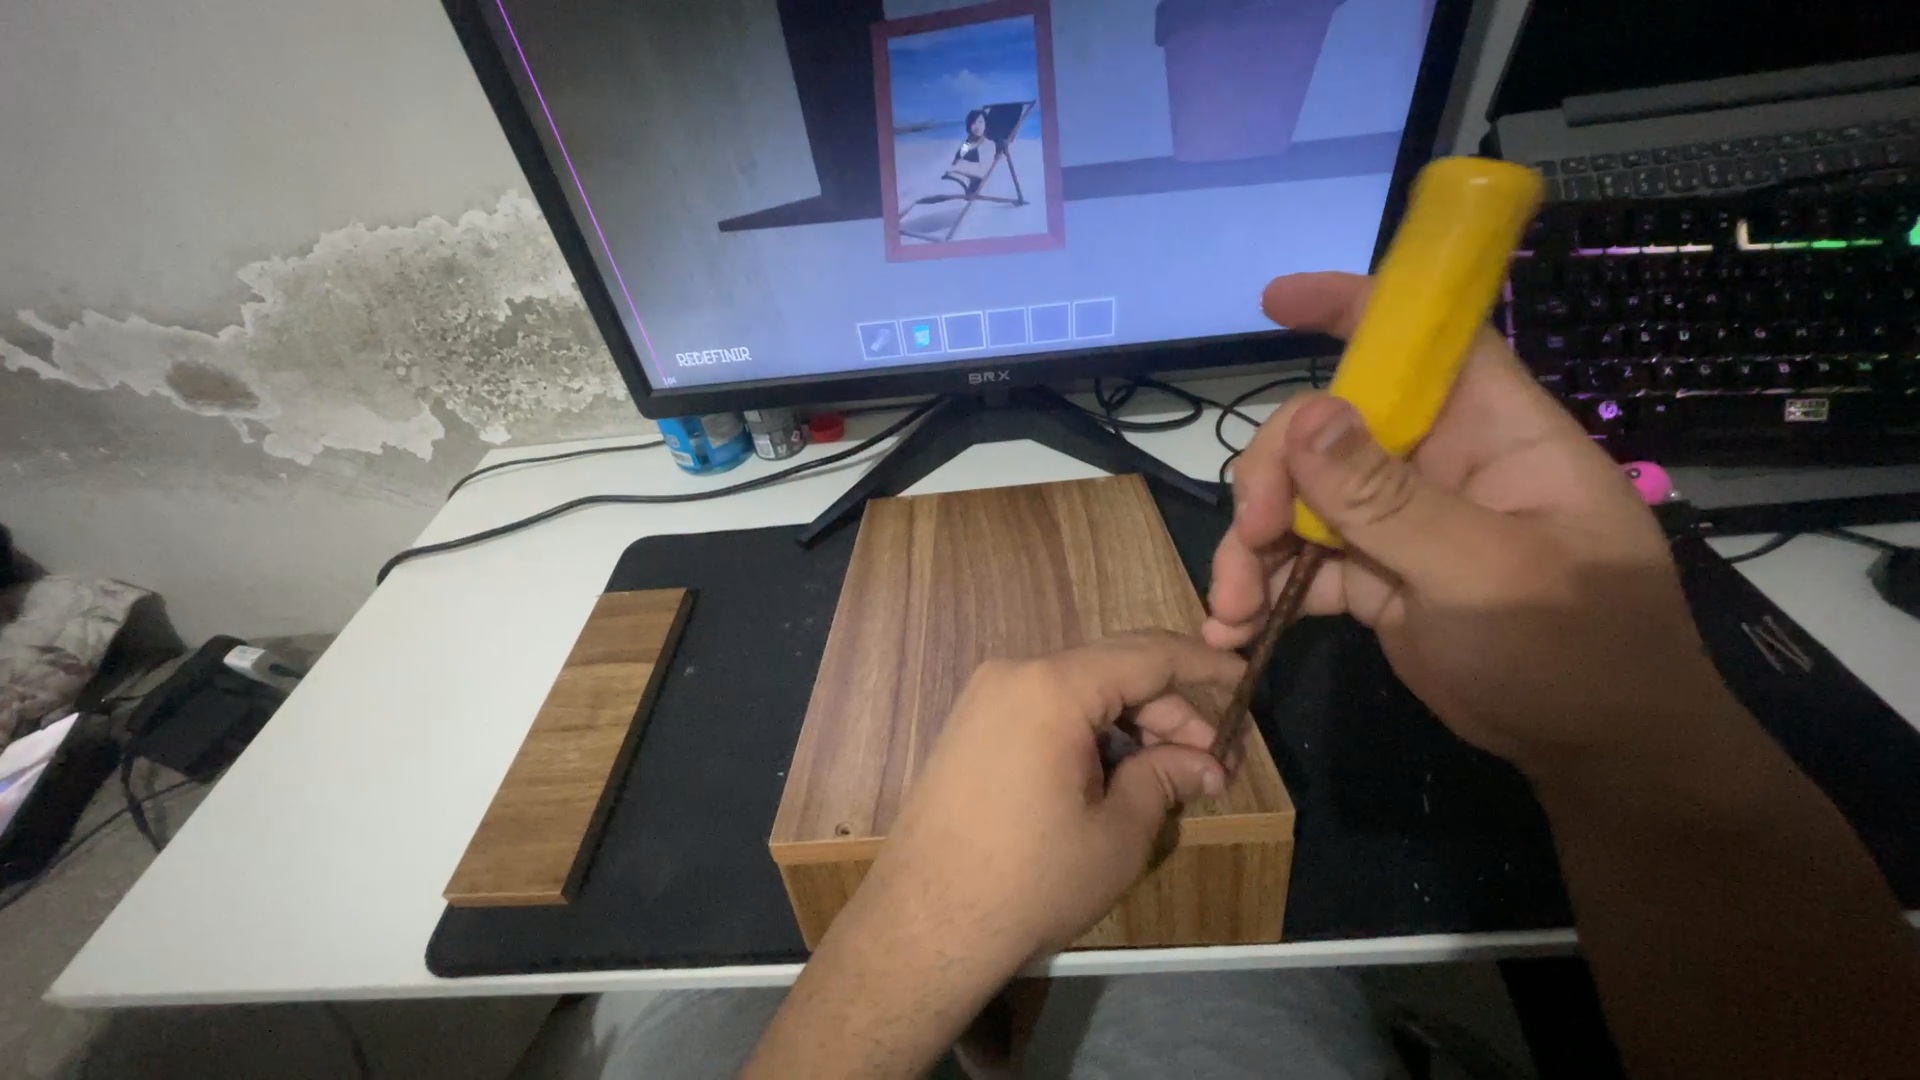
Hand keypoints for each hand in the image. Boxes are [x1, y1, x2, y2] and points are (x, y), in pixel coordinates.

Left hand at [745, 633, 1242, 1077]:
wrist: (924, 920)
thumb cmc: (1030, 878)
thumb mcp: (1116, 833)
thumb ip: (1165, 778)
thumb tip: (1205, 762)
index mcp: (1052, 686)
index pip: (1145, 655)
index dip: (1201, 666)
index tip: (1243, 681)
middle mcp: (1014, 674)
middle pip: (1110, 670)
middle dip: (1167, 709)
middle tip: (1210, 762)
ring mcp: (985, 696)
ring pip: (1077, 690)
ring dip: (1127, 722)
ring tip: (1166, 774)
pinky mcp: (971, 724)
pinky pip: (1044, 708)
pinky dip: (1086, 729)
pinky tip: (1113, 772)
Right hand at [1205, 273, 1730, 772]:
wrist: (1590, 749)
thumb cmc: (1577, 651)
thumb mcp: (1483, 572)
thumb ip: (1389, 499)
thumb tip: (1305, 419)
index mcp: (1490, 434)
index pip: (1425, 341)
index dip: (1356, 307)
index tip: (1277, 301)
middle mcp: (1434, 463)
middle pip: (1323, 430)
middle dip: (1271, 478)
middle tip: (1251, 536)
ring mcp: (1394, 520)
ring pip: (1295, 501)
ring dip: (1249, 549)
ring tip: (1232, 609)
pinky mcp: (1367, 573)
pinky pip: (1295, 563)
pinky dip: (1259, 591)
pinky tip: (1232, 629)